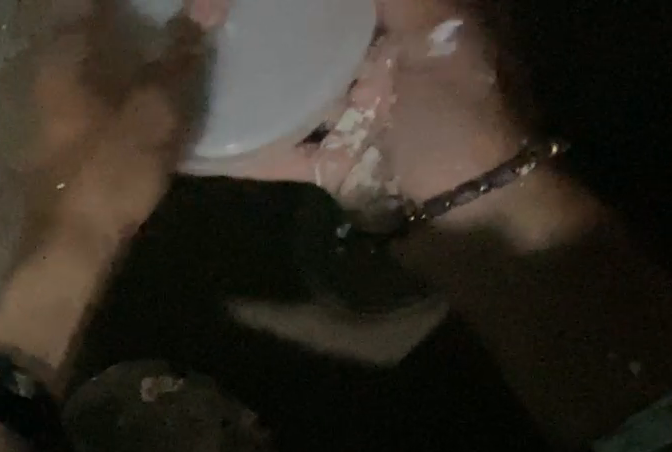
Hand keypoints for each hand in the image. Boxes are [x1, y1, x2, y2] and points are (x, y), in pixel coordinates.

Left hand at [21, 0, 224, 248]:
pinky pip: (95, 104)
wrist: (69, 252)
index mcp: (62, 56)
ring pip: (90, 69)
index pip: (86, 1)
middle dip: (125, 20)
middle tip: (171, 16)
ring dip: (124, 56)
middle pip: (85, 31)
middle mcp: (46, 81)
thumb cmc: (107, 174)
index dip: (123, 0)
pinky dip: (120, 93)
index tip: (159, 1)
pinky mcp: (62, 154)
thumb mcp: (154, 111)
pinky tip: (148, 96)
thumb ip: (180, 55)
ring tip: (168, 45)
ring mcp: (49, 120)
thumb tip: (208, 4)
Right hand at [222, 0, 530, 214]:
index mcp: (414, 28)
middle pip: (321, 42)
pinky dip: (248, 153)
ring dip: (257, 88)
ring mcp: (354, 119)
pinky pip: (283, 154)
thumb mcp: (438, 36)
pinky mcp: (331, 164)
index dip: (318, 1)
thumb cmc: (461, 116)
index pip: (360, 3)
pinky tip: (208, 144)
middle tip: (223, 20)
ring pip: (297, 96)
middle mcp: (382, 67)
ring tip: (205, 70)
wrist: (465, 210)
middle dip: (281, 31)